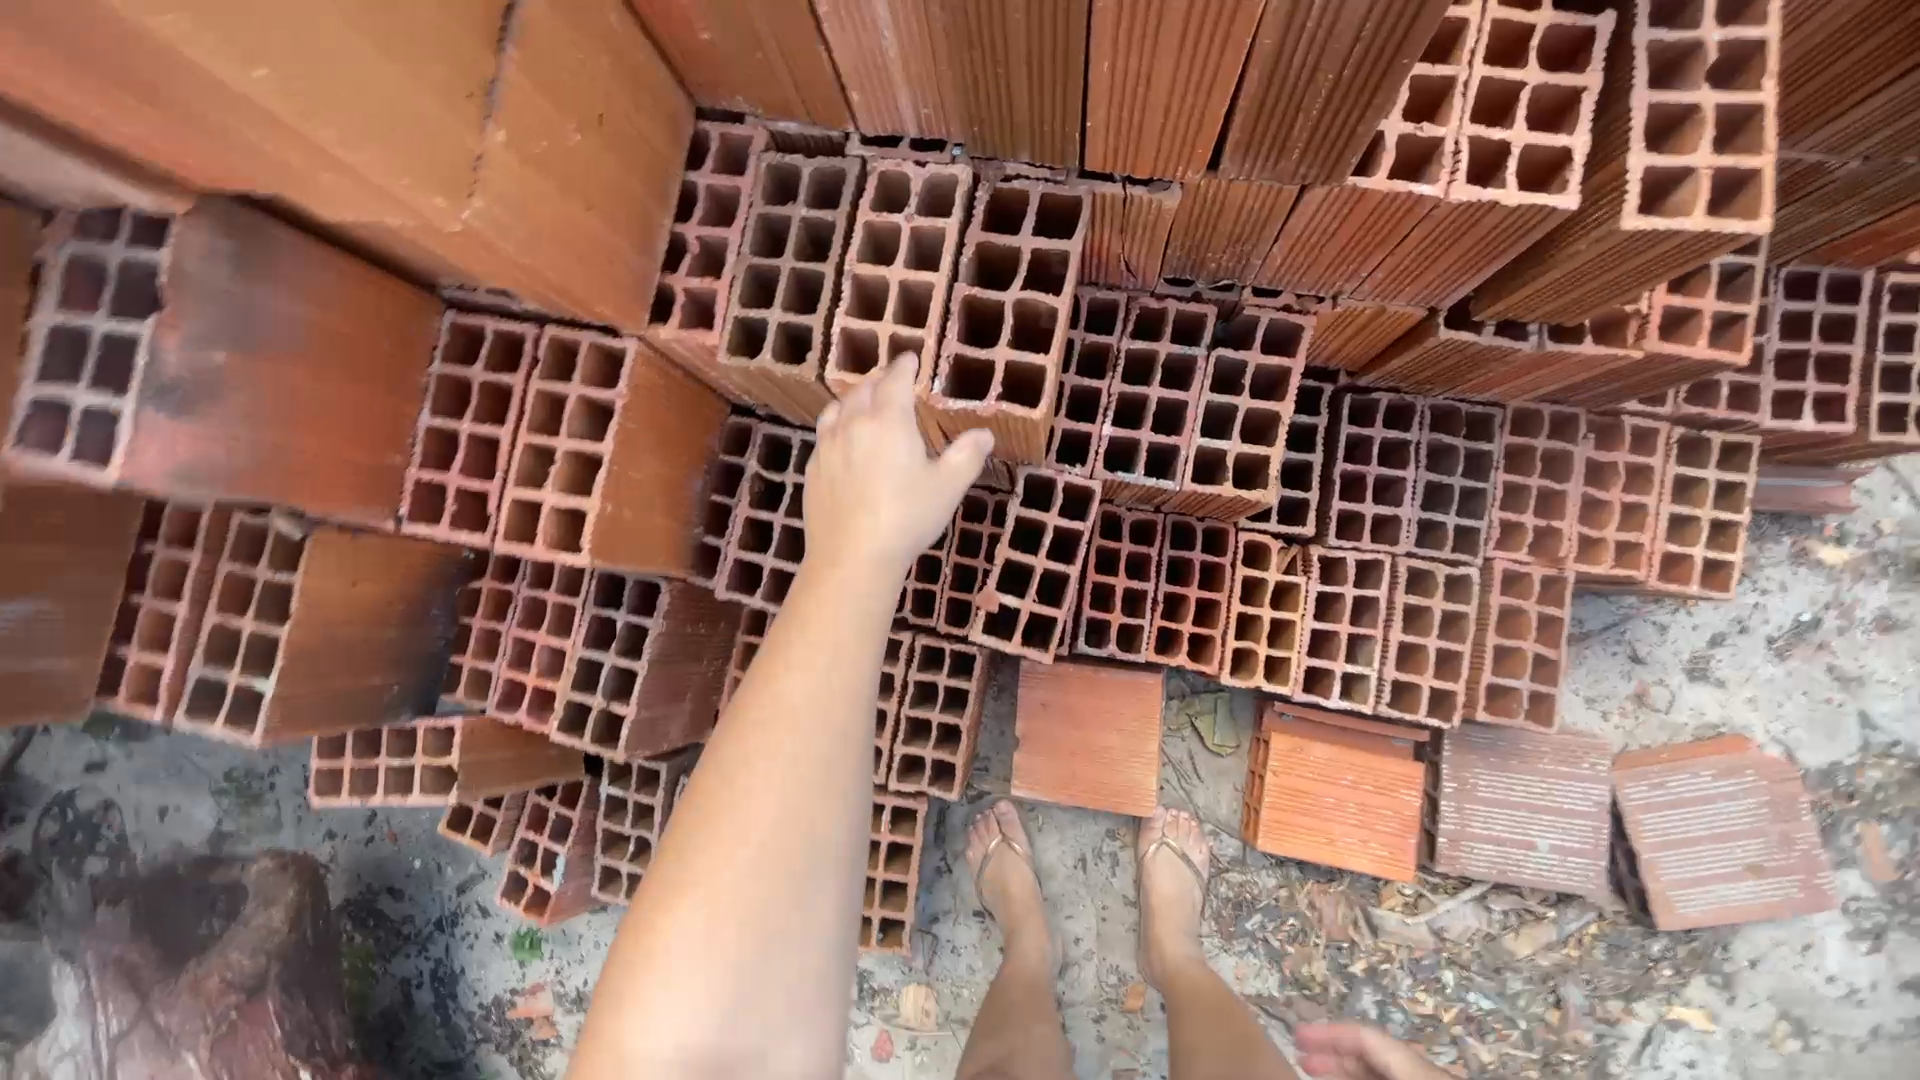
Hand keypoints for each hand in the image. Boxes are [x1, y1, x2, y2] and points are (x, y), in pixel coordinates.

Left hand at [806, 354, 992, 577]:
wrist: (853, 555)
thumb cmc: (907, 518)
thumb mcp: (947, 487)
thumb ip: (966, 455)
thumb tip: (984, 434)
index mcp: (889, 422)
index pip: (895, 381)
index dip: (904, 366)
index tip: (909, 358)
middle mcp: (854, 424)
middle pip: (863, 390)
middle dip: (879, 380)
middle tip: (890, 379)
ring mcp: (828, 447)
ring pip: (837, 408)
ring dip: (853, 399)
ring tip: (862, 401)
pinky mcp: (814, 469)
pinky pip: (824, 435)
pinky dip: (836, 425)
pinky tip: (841, 439)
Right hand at [1295, 1024, 1453, 1079]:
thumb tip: (1315, 1073)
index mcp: (1416, 1071)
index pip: (1366, 1038)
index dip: (1329, 1033)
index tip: (1297, 1037)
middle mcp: (1422, 1077)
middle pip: (1374, 1057)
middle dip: (1336, 1058)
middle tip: (1301, 1061)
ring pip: (1384, 1078)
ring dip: (1351, 1078)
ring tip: (1320, 1079)